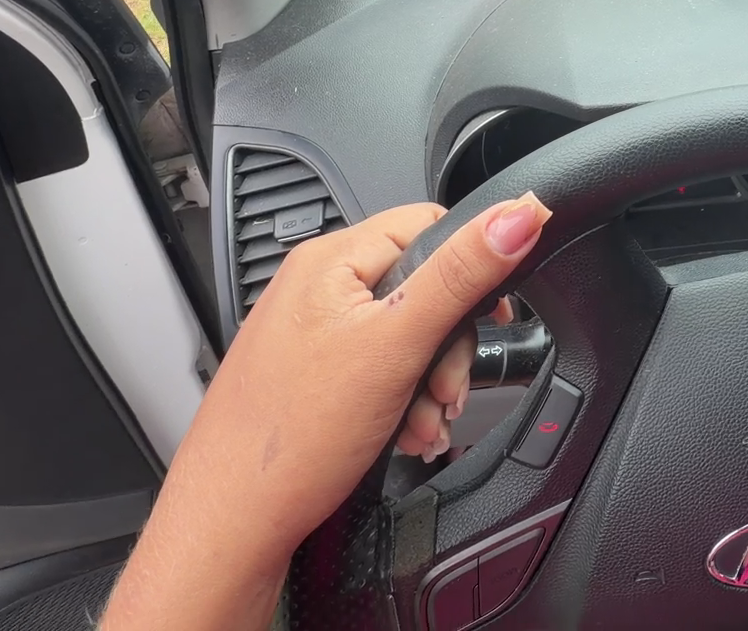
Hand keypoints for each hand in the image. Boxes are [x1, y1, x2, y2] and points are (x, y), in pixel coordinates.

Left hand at [101, 195, 550, 630]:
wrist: (229, 533)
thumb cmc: (291, 440)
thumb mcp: (398, 343)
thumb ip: (462, 274)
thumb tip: (518, 214)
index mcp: (332, 257)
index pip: (430, 225)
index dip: (473, 265)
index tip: (492, 314)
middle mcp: (319, 285)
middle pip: (424, 284)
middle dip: (449, 343)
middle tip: (447, 387)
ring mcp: (314, 328)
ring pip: (408, 329)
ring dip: (431, 377)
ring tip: (425, 420)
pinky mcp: (316, 367)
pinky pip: (383, 361)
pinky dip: (405, 395)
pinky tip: (405, 428)